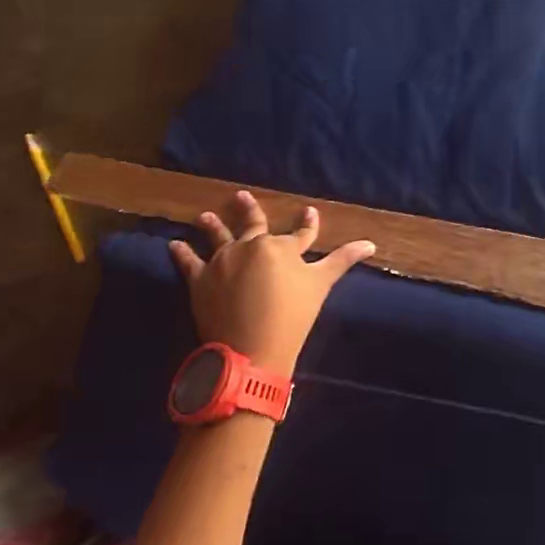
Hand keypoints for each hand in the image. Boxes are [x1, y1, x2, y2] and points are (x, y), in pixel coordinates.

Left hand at [168, 191, 374, 373]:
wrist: (251, 348)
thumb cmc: (292, 316)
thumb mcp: (320, 286)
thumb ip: (342, 260)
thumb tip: (371, 243)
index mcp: (282, 247)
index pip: (300, 233)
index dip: (307, 223)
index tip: (309, 212)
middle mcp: (251, 246)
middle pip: (253, 224)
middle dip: (249, 210)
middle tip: (242, 195)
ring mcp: (223, 261)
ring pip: (218, 236)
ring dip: (212, 225)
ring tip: (205, 215)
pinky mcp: (200, 279)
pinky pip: (188, 262)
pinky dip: (181, 252)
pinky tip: (174, 243)